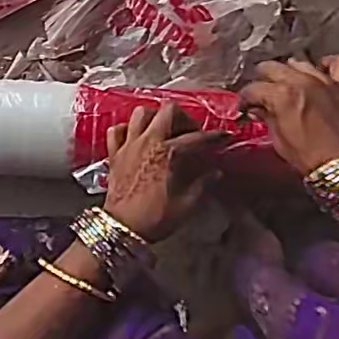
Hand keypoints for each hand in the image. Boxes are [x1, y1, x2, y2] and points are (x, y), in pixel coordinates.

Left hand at [104, 103, 230, 241]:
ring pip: (141, 113)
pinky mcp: (114, 152)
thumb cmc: (155, 217)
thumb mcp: (186, 204)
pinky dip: (127, 129)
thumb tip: (216, 172)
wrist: (121, 228)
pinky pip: (117, 129)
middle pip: (168, 111)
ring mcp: (129, 144)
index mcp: (168, 153)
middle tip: (190, 131)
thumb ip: (202, 184)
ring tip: (163, 129)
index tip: (225, 136)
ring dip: (155, 117)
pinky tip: (136, 137)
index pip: (197, 138)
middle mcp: (148, 141)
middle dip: (184, 117)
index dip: (215, 137)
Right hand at [239, 56, 338, 172]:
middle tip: (261, 92)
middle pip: (272, 67)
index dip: (245, 98)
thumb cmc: (315, 159)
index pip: (253, 89)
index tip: (244, 105)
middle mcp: (302, 82)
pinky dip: (327, 63)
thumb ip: (268, 120)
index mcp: (281, 96)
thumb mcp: (281, 142)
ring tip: (286, 82)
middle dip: (262, 80)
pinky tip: (320, 70)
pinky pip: (337, 62)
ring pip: (299, 62)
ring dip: (288, 71)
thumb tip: (260, 111)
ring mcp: (324, 81)